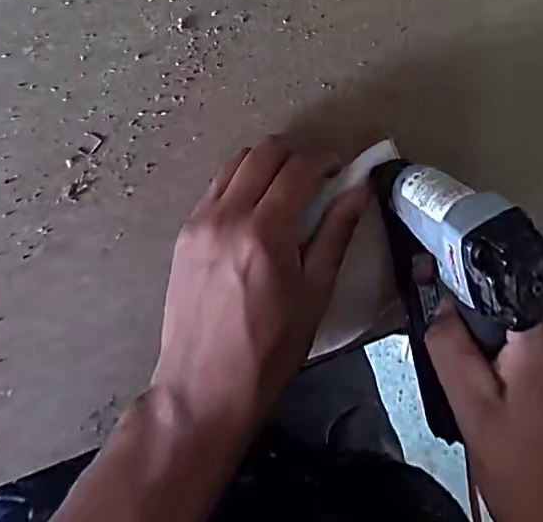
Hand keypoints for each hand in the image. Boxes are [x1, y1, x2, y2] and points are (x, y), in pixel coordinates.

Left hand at [53, 139, 367, 521]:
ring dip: (268, 162)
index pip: (299, 167)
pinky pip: (217, 185)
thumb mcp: (316, 293)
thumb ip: (336, 232)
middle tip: (317, 175)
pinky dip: (243, 180)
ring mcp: (200, 223)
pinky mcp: (184, 234)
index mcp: (265, 233)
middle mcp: (228, 217)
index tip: (340, 170)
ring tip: (287, 187)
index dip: (326, 159)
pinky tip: (257, 206)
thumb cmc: (269, 348)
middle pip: (266, 151)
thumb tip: (358, 190)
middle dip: (298, 153)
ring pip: (238, 161)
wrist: (202, 391)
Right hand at [426, 300, 542, 521]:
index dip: (455, 282)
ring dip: (486, 351)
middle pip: (501, 299)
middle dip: (470, 326)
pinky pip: (528, 350)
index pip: (490, 273)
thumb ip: (449, 349)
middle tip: (455, 367)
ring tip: (477, 397)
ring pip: (512, 327)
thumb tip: (437, 306)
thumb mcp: (475, 411)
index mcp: (542, 324)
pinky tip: (499, 408)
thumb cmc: (536, 475)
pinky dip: (506, 368)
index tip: (429, 296)